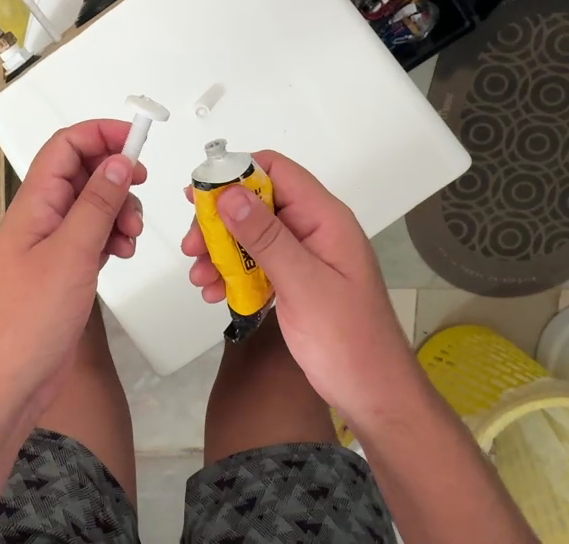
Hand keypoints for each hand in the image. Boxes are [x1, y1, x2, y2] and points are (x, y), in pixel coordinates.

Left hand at [0, 119, 146, 415]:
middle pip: (82, 172)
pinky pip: (92, 235)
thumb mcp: (72, 253)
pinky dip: (112, 236)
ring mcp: (52, 243)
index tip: (137, 140)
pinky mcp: (63, 268)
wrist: (8, 382)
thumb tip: (118, 161)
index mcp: (34, 203)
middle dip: (116, 176)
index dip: (101, 134)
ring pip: (91, 205)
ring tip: (130, 235)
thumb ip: (97, 203)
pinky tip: (121, 252)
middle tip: (140, 187)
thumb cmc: (28, 320)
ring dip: (118, 210)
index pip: (66, 146)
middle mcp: (42, 217)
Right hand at [181, 150, 414, 422]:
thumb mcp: (304, 285)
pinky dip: (233, 273)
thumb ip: (266, 237)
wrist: (376, 397)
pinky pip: (257, 263)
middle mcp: (314, 228)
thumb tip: (229, 193)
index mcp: (325, 218)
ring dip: (221, 250)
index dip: (236, 175)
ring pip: (252, 234)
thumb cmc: (348, 340)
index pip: (276, 171)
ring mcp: (305, 255)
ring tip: (199, 277)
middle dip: (220, 221)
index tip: (200, 196)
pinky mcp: (296, 280)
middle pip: (257, 202)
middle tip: (192, 246)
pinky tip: (215, 293)